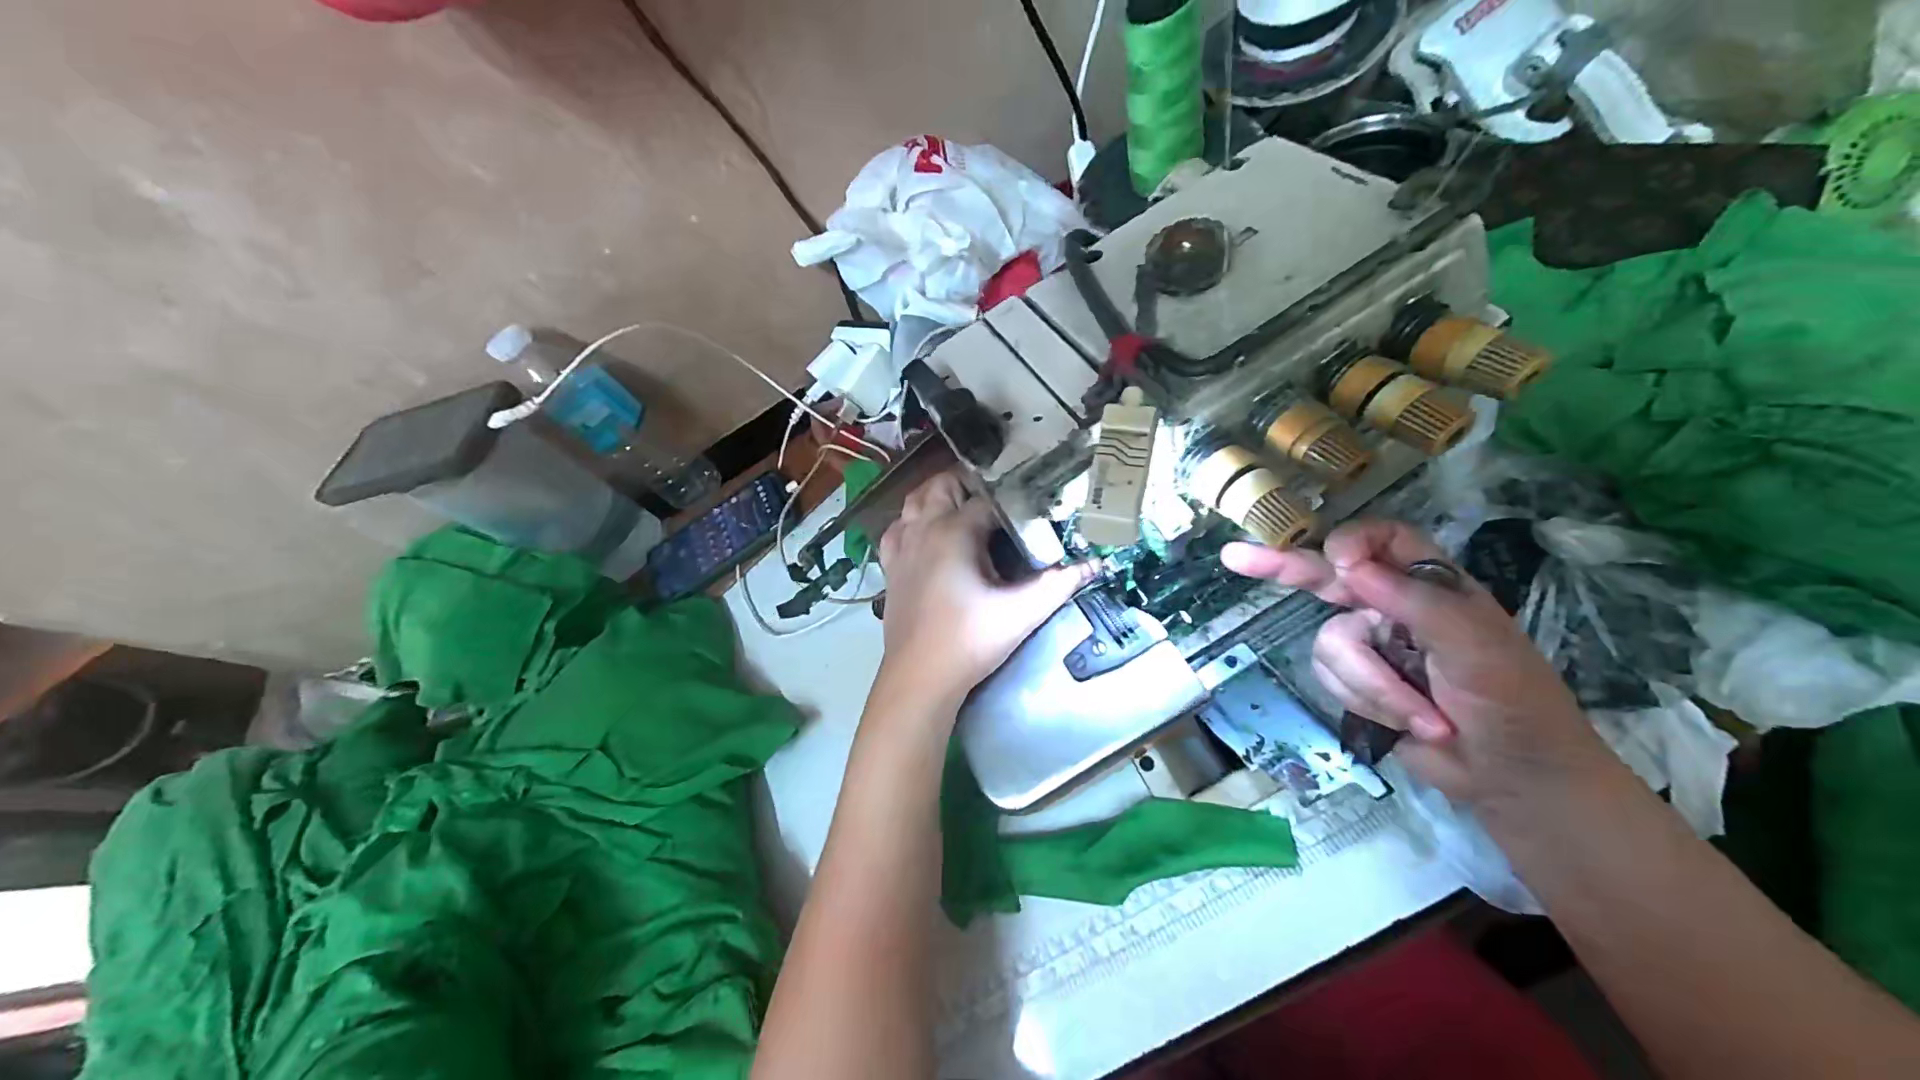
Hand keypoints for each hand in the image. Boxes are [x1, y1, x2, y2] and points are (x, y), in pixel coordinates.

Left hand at [876, 472, 1095, 709]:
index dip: (1012, 497)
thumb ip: (1058, 584)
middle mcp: (922, 530)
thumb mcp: (1022, 612)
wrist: (920, 678)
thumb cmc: (970, 641)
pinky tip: (926, 533)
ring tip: (964, 505)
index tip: (1032, 501)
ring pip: (913, 503)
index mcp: (953, 532)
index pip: (986, 499)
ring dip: (937, 496)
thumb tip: (1094, 564)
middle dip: (968, 483)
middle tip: (998, 497)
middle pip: (942, 486)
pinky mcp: (891, 569)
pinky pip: (897, 530)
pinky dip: (911, 521)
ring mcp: (902, 549)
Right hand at [1221, 521, 1618, 809]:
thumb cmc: (1514, 705)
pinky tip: (1408, 723)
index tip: (1336, 562)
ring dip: (1371, 685)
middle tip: (1235, 558)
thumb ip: (1414, 601)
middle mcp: (1393, 606)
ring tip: (1423, 717)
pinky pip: (1330, 677)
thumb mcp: (1476, 647)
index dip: (1355, 542)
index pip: (1385, 540)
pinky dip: (1367, 702)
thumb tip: (1349, 566)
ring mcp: (1372, 645)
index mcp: (1432, 584)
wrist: (1512, 779)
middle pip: (1327, 576)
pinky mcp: (1356, 682)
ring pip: (1330, 644)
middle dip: (1281, 568)